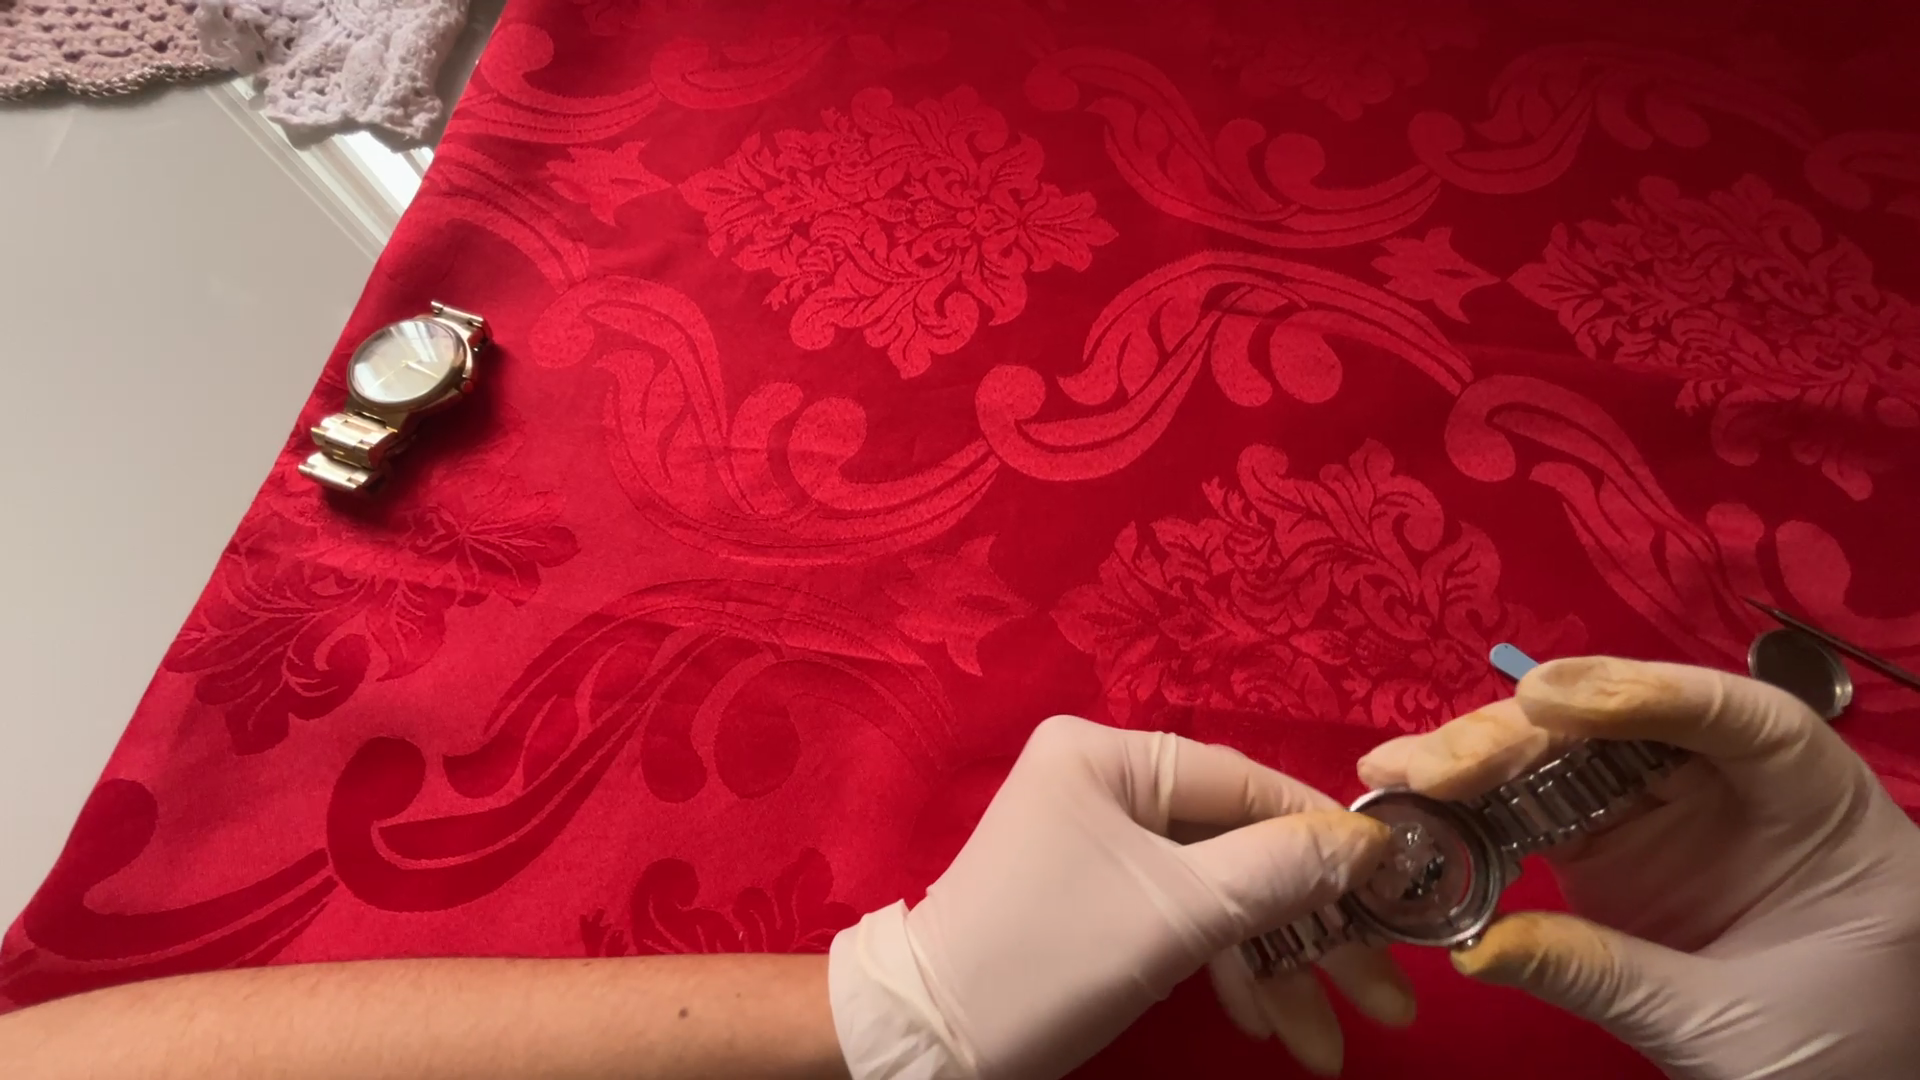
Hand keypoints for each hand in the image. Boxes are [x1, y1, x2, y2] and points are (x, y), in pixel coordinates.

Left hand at [827, 715, 1416, 1079]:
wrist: (939, 1036)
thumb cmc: (1054, 953)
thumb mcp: (1177, 911)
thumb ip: (1276, 870)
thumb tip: (1362, 843)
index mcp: (1104, 754)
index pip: (1236, 779)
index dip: (1320, 832)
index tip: (1397, 881)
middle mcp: (1100, 778)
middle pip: (1230, 840)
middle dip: (1303, 919)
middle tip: (1381, 992)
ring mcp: (1097, 833)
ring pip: (1210, 884)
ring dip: (1270, 957)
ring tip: (1326, 1041)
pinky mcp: (1096, 884)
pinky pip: (1174, 907)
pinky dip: (1220, 960)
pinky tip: (1264, 1019)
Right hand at [1358, 657, 1919, 1078]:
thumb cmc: (1841, 1052)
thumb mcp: (1733, 1030)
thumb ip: (1604, 975)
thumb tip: (1469, 949)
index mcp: (1814, 811)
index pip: (1740, 717)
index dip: (1643, 691)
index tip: (1540, 699)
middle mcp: (1721, 783)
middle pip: (1607, 726)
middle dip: (1509, 737)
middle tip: (1428, 767)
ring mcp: (1648, 802)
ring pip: (1550, 749)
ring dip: (1467, 755)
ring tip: (1391, 771)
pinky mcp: (1592, 829)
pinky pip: (1523, 794)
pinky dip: (1464, 793)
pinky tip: (1408, 790)